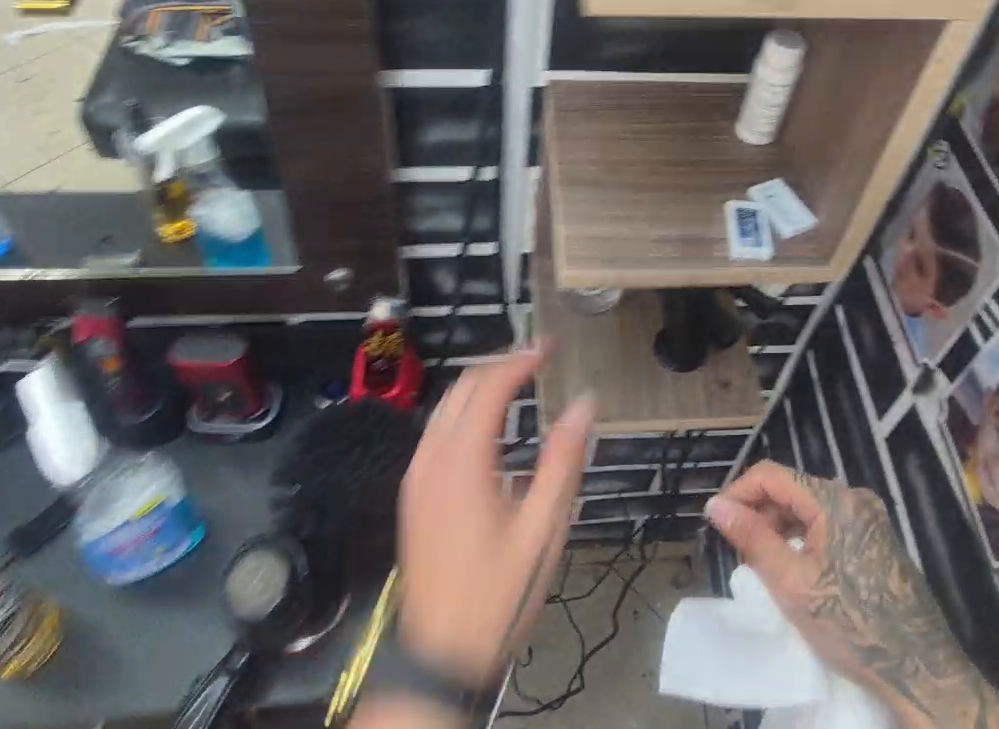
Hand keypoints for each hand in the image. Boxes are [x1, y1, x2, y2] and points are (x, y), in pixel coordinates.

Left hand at [395, 349, 595, 688]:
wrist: (440, 650)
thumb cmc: (498, 592)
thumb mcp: (544, 530)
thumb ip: (563, 462)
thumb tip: (584, 406)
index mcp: (463, 461)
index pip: (489, 387)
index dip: (520, 360)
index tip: (549, 348)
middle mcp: (431, 458)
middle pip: (462, 387)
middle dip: (500, 365)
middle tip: (537, 359)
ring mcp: (417, 475)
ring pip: (445, 407)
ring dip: (480, 387)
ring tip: (519, 383)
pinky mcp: (414, 492)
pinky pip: (437, 433)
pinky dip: (464, 414)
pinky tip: (491, 429)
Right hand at [705, 461, 998, 728]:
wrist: (922, 672)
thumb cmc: (852, 625)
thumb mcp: (791, 583)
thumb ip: (751, 538)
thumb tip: (714, 505)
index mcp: (836, 501)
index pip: (770, 474)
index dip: (737, 493)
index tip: (717, 523)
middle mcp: (856, 498)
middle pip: (790, 488)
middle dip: (758, 513)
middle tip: (738, 551)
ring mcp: (870, 519)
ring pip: (807, 507)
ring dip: (778, 527)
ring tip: (761, 562)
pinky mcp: (876, 540)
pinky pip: (827, 524)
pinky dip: (802, 538)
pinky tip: (793, 567)